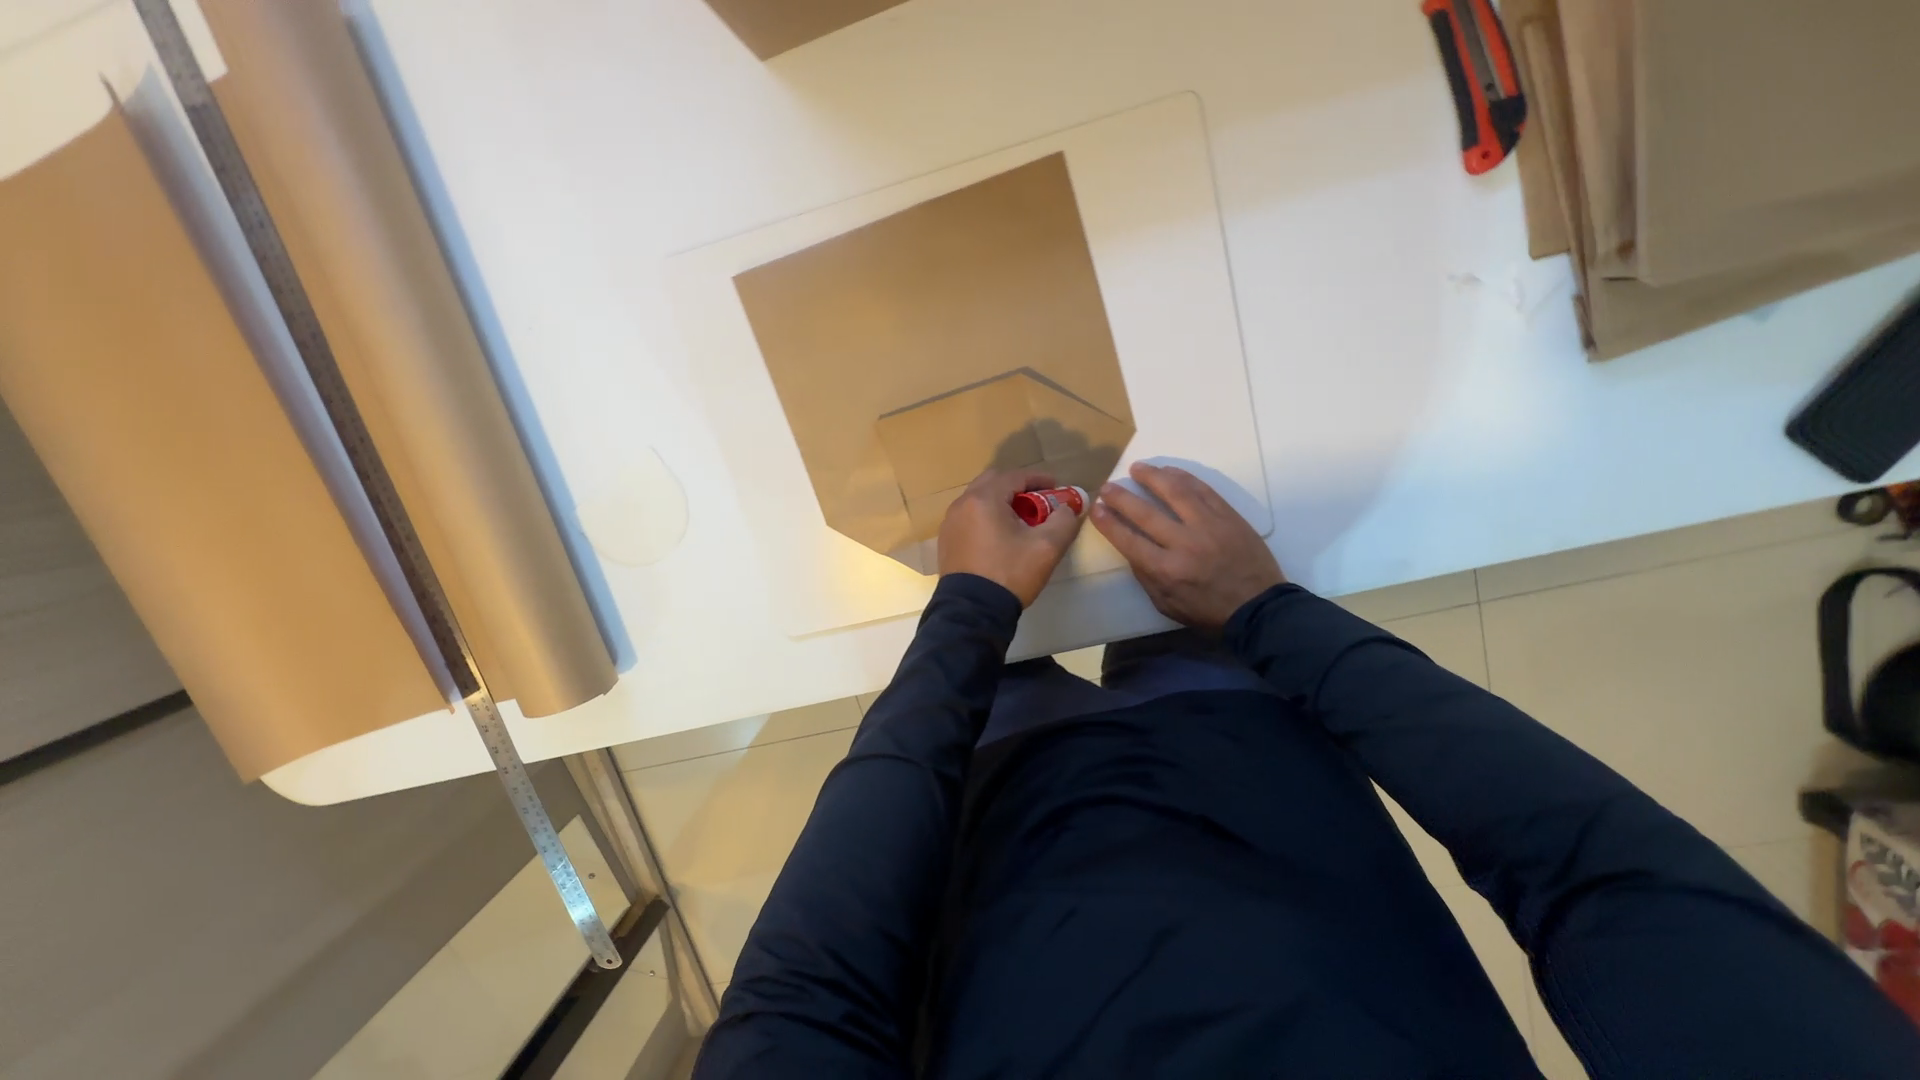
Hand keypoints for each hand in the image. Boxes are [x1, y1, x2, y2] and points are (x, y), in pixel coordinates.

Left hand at [938, 468, 1085, 606]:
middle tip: (1039, 501)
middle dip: (1018, 487)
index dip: (1039, 479)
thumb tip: (1067, 508)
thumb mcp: (1046, 547)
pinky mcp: (947, 541)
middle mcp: (962, 504)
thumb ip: (1063, 520)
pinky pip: (969, 517)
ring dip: (1001, 501)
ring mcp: (950, 523)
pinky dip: (987, 517)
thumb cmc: (1010, 573)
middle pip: (993, 482)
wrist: (973, 611)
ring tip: (1021, 519)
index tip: (1057, 488)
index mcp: (984, 499)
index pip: (1015, 476)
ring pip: (979, 499)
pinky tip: (1001, 535)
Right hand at [1091, 463, 1284, 631]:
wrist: (1259, 607)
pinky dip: (1184, 477)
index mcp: (1166, 570)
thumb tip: (1132, 548)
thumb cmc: (1209, 612)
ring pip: (1175, 492)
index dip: (1108, 522)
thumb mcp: (1167, 604)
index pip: (1128, 539)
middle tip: (1108, 486)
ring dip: (1153, 477)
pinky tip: (1169, 471)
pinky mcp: (1228, 516)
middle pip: (1145, 513)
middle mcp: (1184, 543)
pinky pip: (1203, 489)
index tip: (1096, 508)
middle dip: (1122, 497)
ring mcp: (1209, 525)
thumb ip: (1146, 576)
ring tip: (1138, 468)